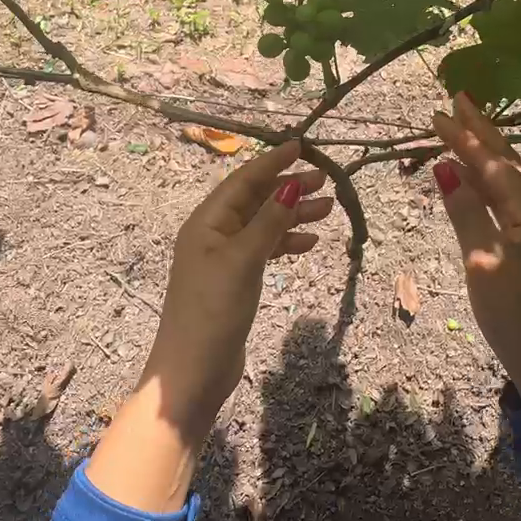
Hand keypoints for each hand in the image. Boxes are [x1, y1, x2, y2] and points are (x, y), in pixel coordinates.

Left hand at [85, 141, 332, 510]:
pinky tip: (309, 243)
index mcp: (207, 221)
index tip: (302, 146)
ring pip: (264, 223)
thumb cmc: (213, 310)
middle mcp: (214, 233)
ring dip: (292, 214)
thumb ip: (269, 221)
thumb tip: (291, 185)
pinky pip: (265, 248)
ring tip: (327, 209)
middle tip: (325, 179)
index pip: (244, 180)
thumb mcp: (243, 260)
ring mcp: (224, 258)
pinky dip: (286, 242)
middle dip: (288, 187)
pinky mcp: (235, 280)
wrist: (192, 373)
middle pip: (256, 199)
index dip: (273, 162)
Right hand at [432, 92, 520, 407]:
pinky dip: (489, 179)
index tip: (438, 112)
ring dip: (485, 151)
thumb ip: (466, 213)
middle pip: (507, 161)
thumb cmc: (513, 318)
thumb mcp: (482, 264)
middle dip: (481, 130)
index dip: (465, 138)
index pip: (494, 164)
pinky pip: (511, 197)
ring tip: (463, 125)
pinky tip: (472, 173)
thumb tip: (444, 169)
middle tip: (458, 99)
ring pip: (510, 177)